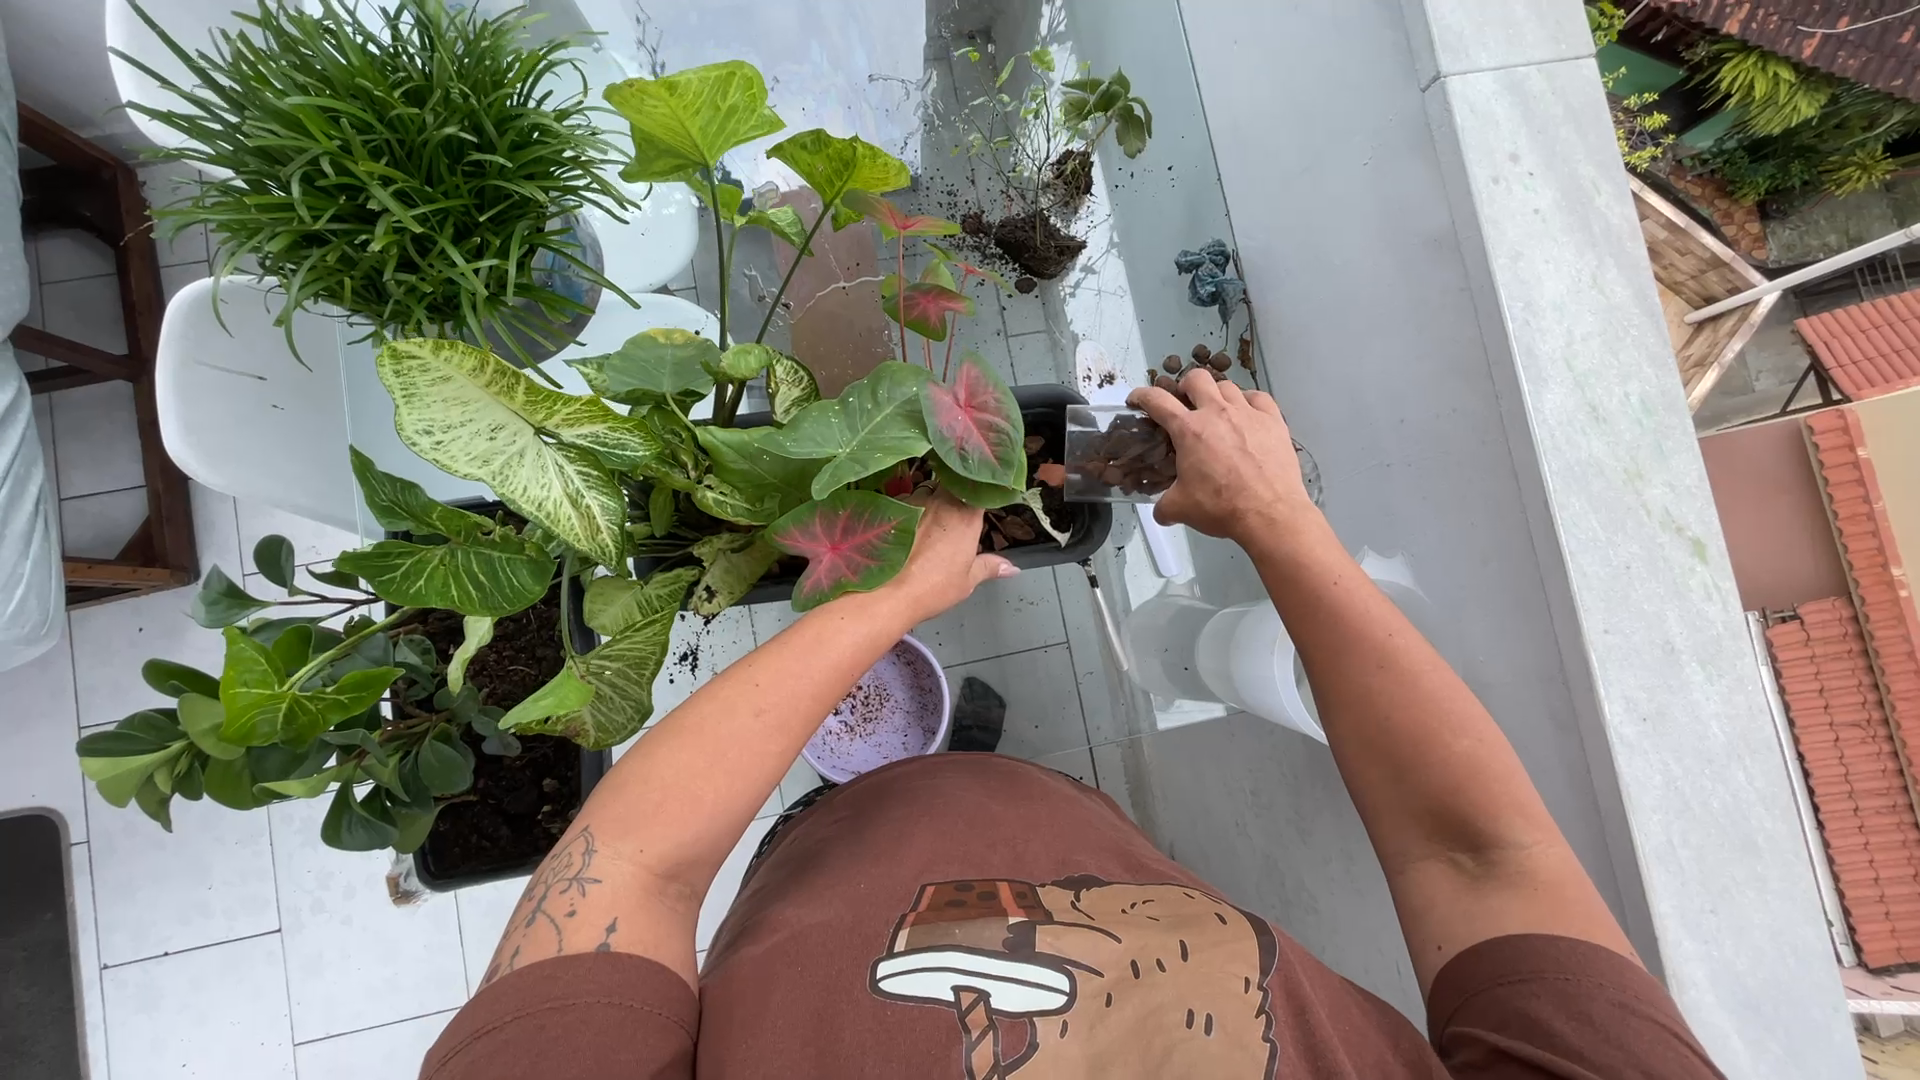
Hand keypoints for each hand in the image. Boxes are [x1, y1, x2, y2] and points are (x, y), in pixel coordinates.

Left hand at [877, 492, 1016, 621]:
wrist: (891, 591)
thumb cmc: (934, 587)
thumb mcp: (968, 580)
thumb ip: (990, 567)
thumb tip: (1012, 568)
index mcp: (966, 515)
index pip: (979, 488)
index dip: (981, 489)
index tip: (983, 495)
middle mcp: (941, 501)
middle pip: (952, 484)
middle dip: (955, 493)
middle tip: (955, 512)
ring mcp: (915, 501)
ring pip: (926, 490)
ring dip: (930, 501)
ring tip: (928, 522)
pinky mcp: (892, 508)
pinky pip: (905, 501)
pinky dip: (908, 510)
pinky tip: (907, 528)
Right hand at [1127, 370, 1316, 542]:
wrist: (1268, 514)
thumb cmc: (1221, 507)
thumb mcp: (1180, 508)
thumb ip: (1164, 506)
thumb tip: (1161, 512)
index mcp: (1188, 430)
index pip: (1157, 401)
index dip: (1142, 396)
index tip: (1137, 399)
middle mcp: (1217, 413)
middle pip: (1196, 378)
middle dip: (1185, 386)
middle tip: (1184, 403)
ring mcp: (1248, 414)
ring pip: (1227, 386)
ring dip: (1216, 394)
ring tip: (1216, 411)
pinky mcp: (1273, 421)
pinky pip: (1258, 398)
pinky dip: (1248, 401)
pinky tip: (1246, 414)